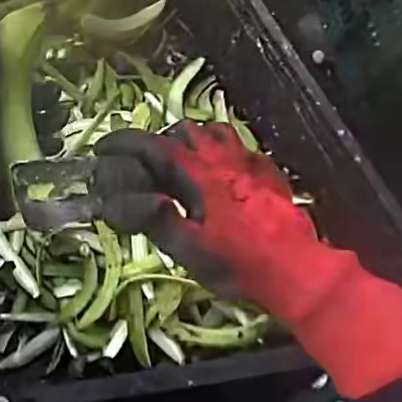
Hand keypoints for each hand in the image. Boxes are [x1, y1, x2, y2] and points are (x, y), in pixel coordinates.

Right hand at [94, 123, 340, 322]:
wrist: (298, 269)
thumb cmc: (239, 262)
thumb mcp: (188, 249)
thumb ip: (155, 219)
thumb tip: (127, 198)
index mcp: (196, 172)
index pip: (151, 145)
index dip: (123, 143)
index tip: (104, 149)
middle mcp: (220, 156)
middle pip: (180, 132)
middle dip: (157, 142)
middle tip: (144, 166)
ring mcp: (246, 159)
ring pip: (210, 132)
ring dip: (188, 142)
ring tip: (180, 164)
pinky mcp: (265, 170)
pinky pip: (234, 146)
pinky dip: (216, 151)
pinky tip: (217, 172)